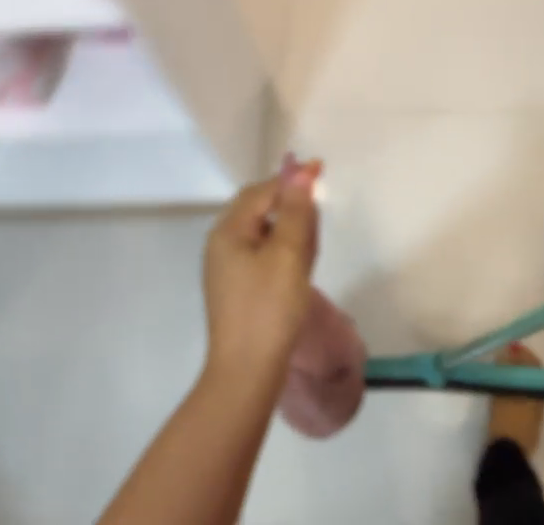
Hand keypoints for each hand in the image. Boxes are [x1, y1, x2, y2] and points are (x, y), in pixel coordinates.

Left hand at [201, 169, 318, 385]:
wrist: (246, 372)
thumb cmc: (268, 308)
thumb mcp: (288, 254)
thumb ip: (295, 210)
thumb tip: (299, 171)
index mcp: (228, 231)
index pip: (263, 191)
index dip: (292, 179)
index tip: (322, 170)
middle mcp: (221, 244)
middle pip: (259, 209)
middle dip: (289, 203)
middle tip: (318, 208)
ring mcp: (226, 269)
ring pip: (262, 233)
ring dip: (288, 228)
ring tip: (312, 238)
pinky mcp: (237, 290)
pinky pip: (261, 255)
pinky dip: (282, 250)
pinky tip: (299, 265)